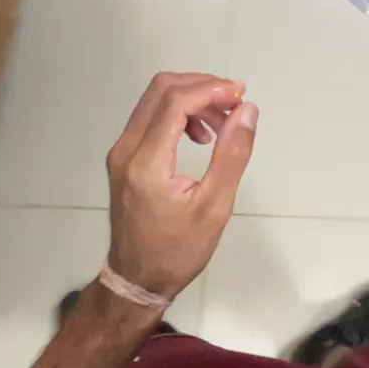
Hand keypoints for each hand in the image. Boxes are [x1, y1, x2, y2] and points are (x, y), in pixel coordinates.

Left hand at [105, 72, 258, 302]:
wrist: (137, 281)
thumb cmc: (179, 250)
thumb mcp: (215, 207)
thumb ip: (232, 154)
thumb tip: (247, 110)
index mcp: (146, 162)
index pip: (175, 102)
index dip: (211, 89)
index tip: (241, 96)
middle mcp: (126, 149)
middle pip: (161, 89)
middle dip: (202, 86)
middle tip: (235, 102)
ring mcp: (121, 151)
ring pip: (155, 99)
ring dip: (192, 98)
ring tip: (224, 121)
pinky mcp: (124, 157)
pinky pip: (151, 117)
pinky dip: (179, 112)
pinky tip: (202, 136)